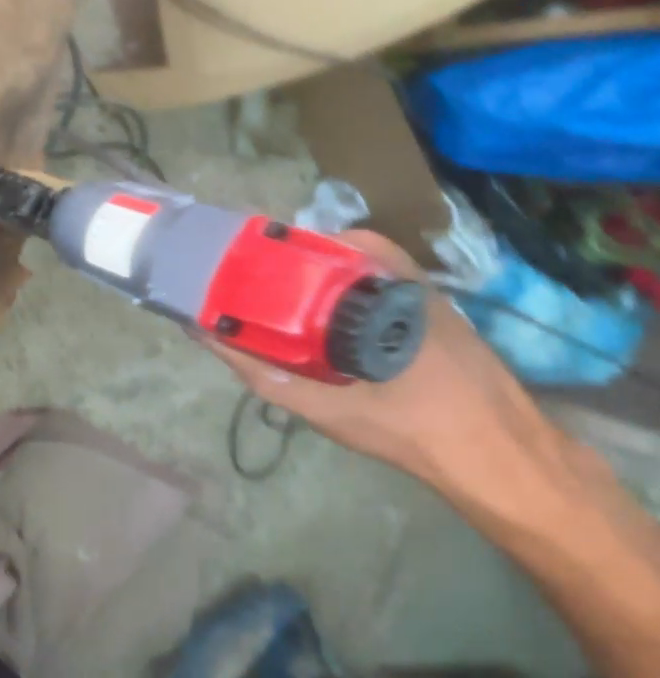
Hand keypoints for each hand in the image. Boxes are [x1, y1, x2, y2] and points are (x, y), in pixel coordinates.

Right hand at [207, 231, 555, 491]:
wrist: (504, 464)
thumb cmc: (410, 428)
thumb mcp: (324, 407)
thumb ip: (261, 370)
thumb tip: (203, 332)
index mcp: (385, 293)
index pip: (332, 241)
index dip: (289, 245)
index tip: (254, 259)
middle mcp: (411, 285)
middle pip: (347, 252)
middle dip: (302, 263)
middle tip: (266, 287)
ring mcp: (435, 303)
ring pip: (368, 272)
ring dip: (329, 282)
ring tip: (291, 307)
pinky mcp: (447, 323)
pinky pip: (389, 293)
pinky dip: (355, 300)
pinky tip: (335, 332)